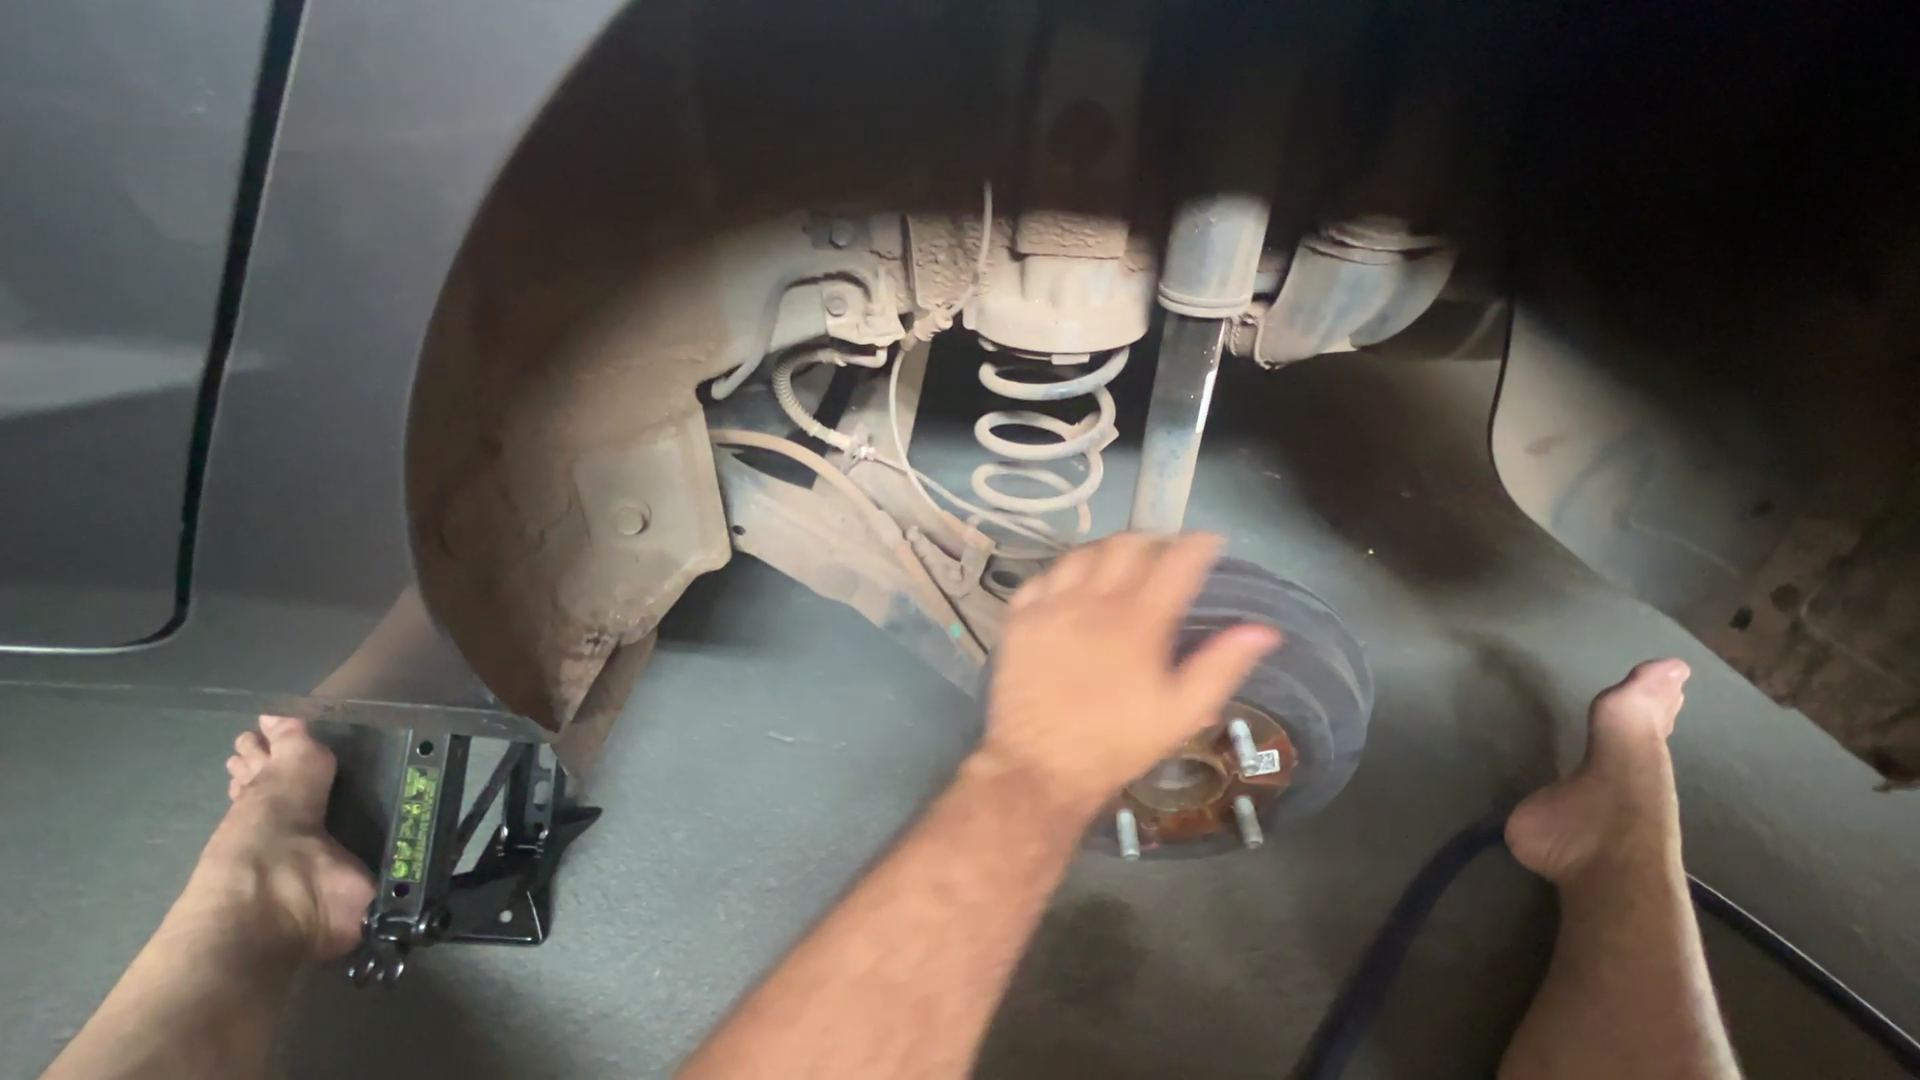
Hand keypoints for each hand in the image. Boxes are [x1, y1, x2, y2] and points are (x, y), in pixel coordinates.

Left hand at [976, 532, 1282, 816]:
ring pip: (1081, 554)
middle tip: (1164, 553)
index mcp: (1138, 621)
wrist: (1041, 766)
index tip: (1209, 542)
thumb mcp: (1180, 713)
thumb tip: (1263, 631)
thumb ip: (1221, 666)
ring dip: (1106, 552)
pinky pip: (1042, 578)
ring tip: (1119, 565)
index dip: (1198, 544)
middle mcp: (1093, 601)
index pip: (1176, 561)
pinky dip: (1062, 575)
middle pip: (1126, 544)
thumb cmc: (1117, 743)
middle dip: (1152, 540)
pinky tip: (1071, 589)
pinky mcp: (1019, 620)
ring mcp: (1051, 606)